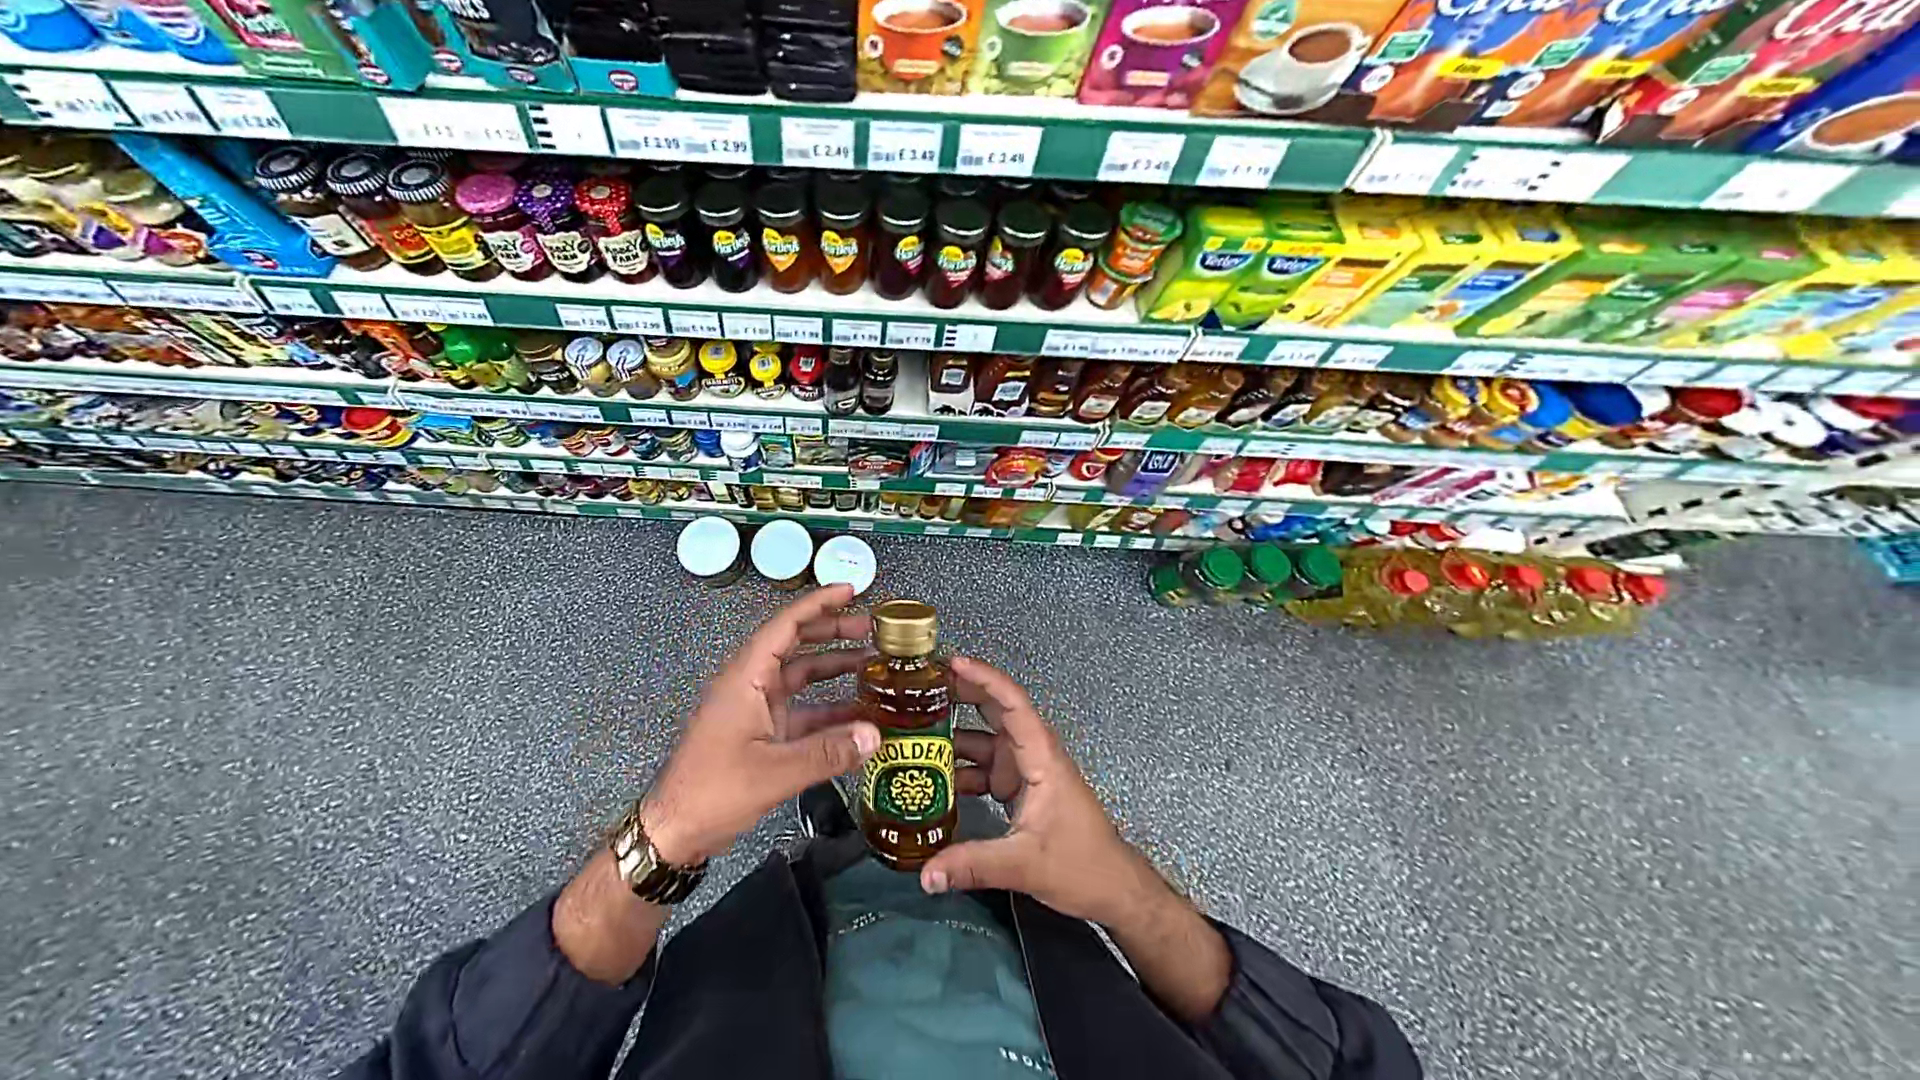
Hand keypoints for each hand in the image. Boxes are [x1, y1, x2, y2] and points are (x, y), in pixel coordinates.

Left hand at [639, 584, 880, 864]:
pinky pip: (802, 709)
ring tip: (871, 662)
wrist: (676, 830)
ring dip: (834, 666)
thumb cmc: (711, 792)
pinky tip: (858, 715)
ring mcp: (756, 708)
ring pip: (801, 675)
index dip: (819, 604)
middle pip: (796, 644)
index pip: (785, 626)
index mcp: (746, 679)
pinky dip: (829, 707)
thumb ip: (827, 753)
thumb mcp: (774, 772)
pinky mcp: (762, 732)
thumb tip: (873, 736)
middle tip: (870, 627)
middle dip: (833, 631)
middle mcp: (751, 685)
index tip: (849, 590)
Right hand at [918, 656, 1164, 925]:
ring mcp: (1024, 770)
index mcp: (1041, 756)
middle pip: (995, 710)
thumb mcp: (1025, 863)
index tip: (952, 664)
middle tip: (920, 686)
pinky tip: (930, 778)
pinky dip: (959, 768)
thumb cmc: (1082, 865)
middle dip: (961, 693)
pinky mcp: (1018, 788)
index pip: (1012, 703)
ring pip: (984, 740)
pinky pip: (982, 768)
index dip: (983, 678)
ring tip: (911, 731)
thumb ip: (973, 865)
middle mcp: (1032, 754)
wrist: (1111, 887)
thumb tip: (926, 874)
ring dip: (953, 735)